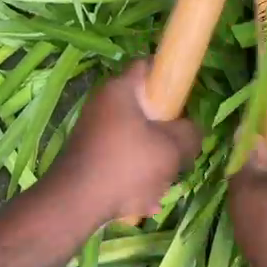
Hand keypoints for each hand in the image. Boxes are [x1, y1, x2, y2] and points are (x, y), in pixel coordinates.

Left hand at [42, 62, 201, 225]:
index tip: (187, 96)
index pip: (148, 65)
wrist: (75, 202)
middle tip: (179, 148)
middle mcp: (102, 102)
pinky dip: (134, 175)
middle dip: (165, 129)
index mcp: (119, 89)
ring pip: (136, 137)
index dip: (170, 74)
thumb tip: (191, 129)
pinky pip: (121, 158)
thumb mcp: (170, 150)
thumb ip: (189, 134)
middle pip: (144, 106)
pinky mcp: (89, 153)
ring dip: (152, 159)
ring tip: (161, 183)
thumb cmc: (126, 165)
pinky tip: (143, 200)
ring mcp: (93, 128)